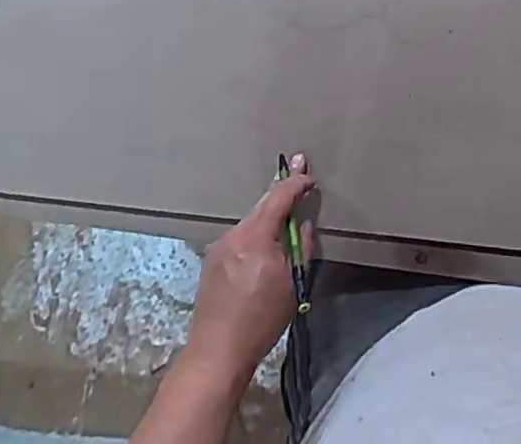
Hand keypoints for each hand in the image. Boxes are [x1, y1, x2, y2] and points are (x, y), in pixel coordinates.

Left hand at [184, 153, 314, 380]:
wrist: (218, 350)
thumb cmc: (261, 319)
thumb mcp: (293, 284)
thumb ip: (301, 248)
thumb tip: (303, 224)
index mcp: (255, 236)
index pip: (278, 197)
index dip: (295, 183)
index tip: (309, 175)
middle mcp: (234, 233)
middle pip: (262, 205)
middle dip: (282, 191)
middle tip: (299, 171)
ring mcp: (219, 245)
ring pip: (250, 222)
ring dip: (268, 218)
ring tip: (284, 224)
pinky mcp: (211, 259)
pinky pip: (239, 237)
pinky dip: (254, 235)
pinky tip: (261, 250)